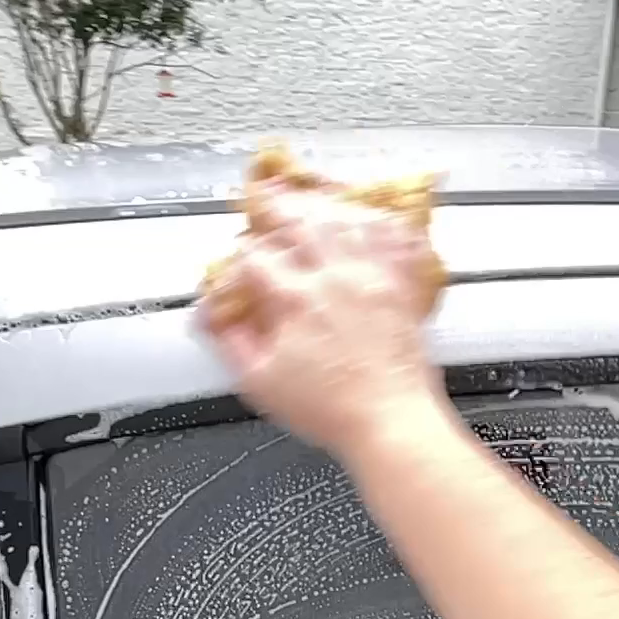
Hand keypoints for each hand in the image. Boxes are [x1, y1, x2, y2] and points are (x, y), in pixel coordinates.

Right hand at [197, 178, 450, 458]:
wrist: (391, 421)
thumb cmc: (330, 409)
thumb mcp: (262, 383)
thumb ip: (234, 343)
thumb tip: (216, 319)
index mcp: (297, 298)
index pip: (256, 257)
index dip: (240, 258)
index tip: (238, 268)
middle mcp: (336, 277)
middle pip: (301, 221)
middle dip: (278, 207)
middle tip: (267, 197)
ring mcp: (374, 279)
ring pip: (347, 222)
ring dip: (325, 207)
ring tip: (313, 198)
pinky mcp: (402, 290)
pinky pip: (394, 244)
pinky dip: (382, 225)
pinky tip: (376, 217)